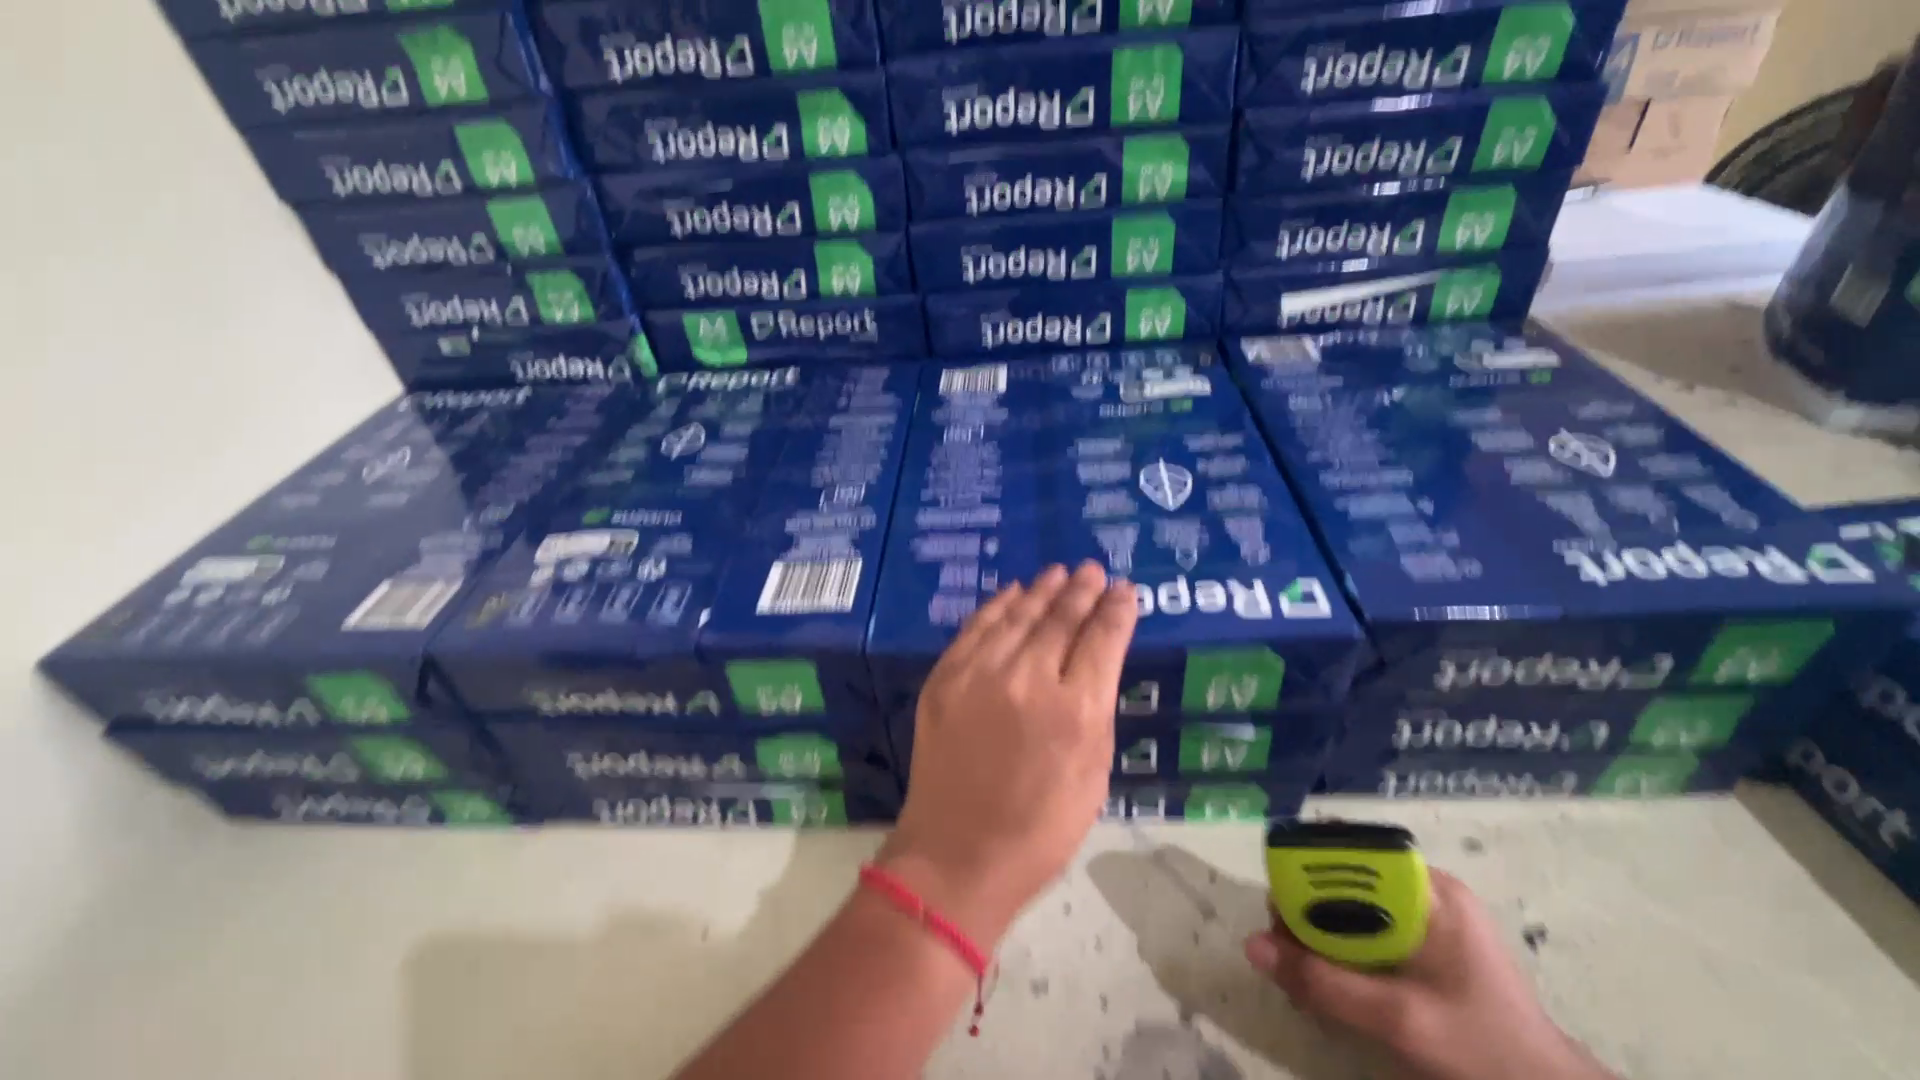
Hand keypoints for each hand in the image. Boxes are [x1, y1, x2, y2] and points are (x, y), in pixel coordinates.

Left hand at [879, 562, 1137, 946]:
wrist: (958, 853)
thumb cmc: (1041, 828)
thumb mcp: (1094, 775)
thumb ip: (1097, 711)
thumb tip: (1097, 663)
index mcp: (1076, 708)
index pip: (1103, 638)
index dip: (1117, 609)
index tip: (1125, 590)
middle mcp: (1029, 678)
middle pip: (1061, 617)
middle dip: (1082, 590)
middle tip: (1094, 571)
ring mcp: (980, 673)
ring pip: (1019, 615)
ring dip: (1042, 590)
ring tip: (1059, 572)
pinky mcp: (945, 678)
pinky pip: (976, 628)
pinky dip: (998, 606)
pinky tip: (1013, 593)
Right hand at [1245, 870, 1618, 1079]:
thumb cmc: (1484, 1052)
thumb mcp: (1399, 1020)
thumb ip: (1325, 983)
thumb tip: (1252, 945)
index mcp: (1431, 893)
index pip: (1354, 853)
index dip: (1308, 872)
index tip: (1279, 913)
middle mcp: (1426, 894)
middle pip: (1346, 882)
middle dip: (1308, 917)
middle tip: (1287, 961)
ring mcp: (1427, 921)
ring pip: (1351, 911)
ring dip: (1320, 943)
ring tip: (1305, 985)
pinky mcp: (1425, 949)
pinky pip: (1366, 935)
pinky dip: (1341, 958)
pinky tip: (1333, 992)